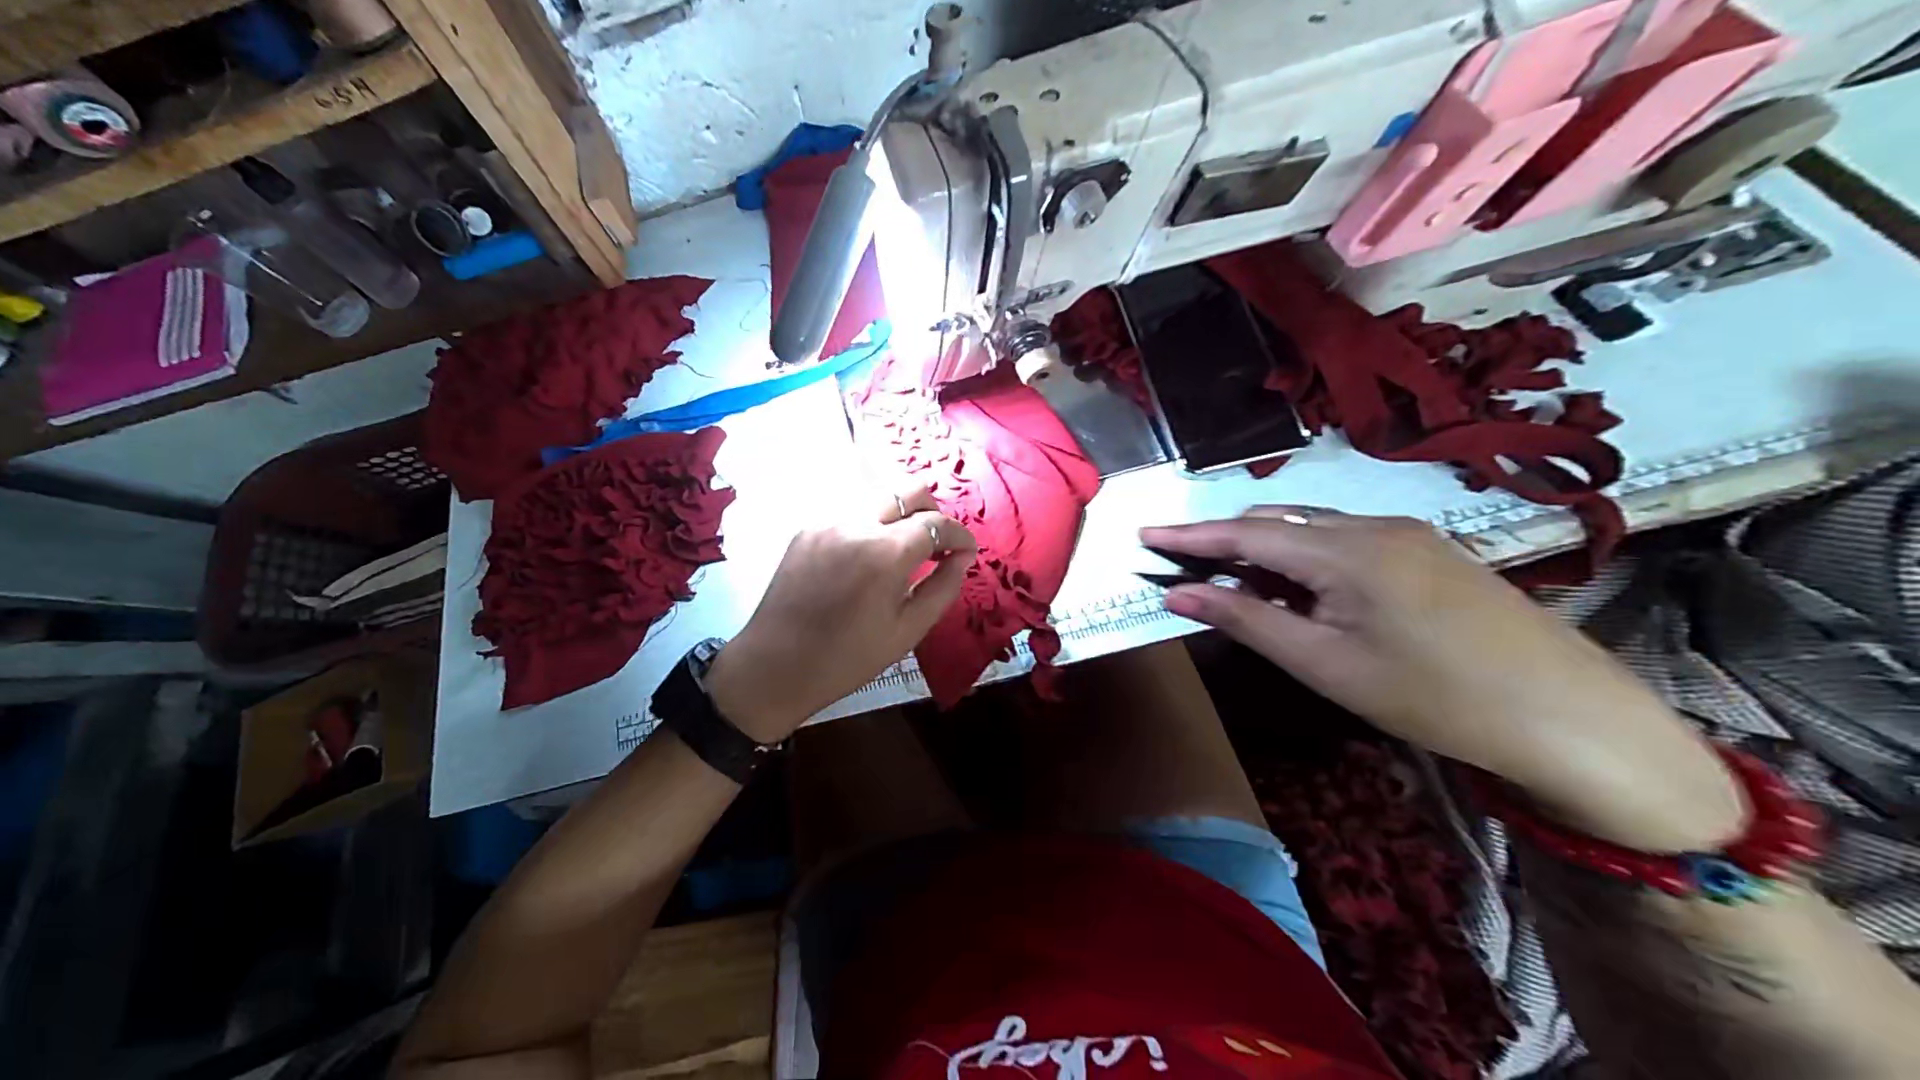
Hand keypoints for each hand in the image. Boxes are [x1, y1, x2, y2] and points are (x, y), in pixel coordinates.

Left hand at [705, 487, 975, 742]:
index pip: (936, 523)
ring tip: (904, 551)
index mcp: (885, 553)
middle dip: (932, 512)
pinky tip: (868, 558)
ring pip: (878, 496)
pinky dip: (870, 525)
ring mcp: (827, 522)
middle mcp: (856, 524)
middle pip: (908, 490)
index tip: (967, 551)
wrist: (775, 666)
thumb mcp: (908, 630)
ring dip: (901, 514)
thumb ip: (943, 587)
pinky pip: (850, 512)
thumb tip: (963, 557)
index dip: (960, 534)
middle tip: (937, 545)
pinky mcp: (807, 529)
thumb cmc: (847, 659)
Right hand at [1141, 509, 1745, 852]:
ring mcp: (1408, 533)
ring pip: (1312, 529)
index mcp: (1343, 551)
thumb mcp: (1323, 663)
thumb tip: (1179, 595)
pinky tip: (1303, 589)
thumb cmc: (1431, 696)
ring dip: (1266, 550)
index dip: (1189, 535)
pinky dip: (1306, 557)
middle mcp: (1373, 525)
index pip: (1244, 533)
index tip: (1145, 533)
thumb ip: (1245, 620)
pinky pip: (1346, 539)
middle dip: (1225, 542)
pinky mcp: (1431, 550)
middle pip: (1277, 522)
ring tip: (1237, 586)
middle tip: (1184, 569)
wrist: (1568, 716)